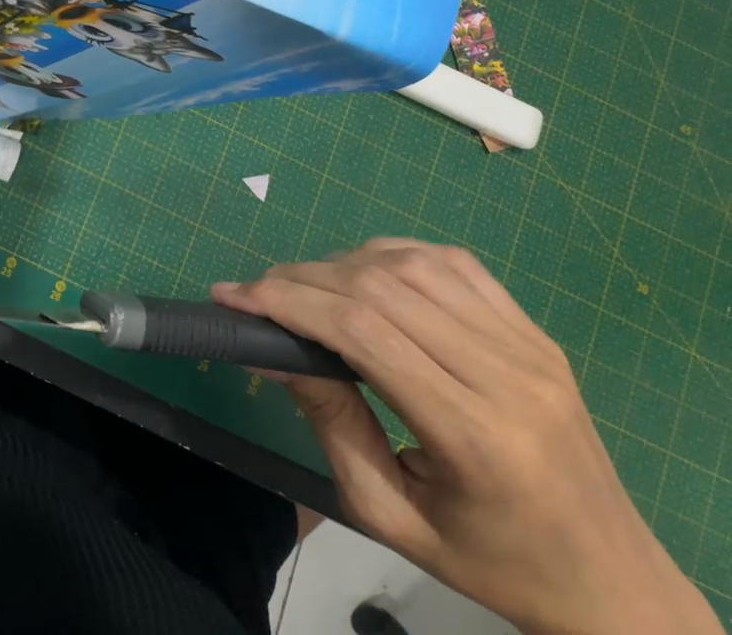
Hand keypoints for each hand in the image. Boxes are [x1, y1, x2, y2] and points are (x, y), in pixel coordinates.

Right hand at [214, 240, 720, 634]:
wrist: (607, 580)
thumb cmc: (486, 558)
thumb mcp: (386, 512)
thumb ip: (330, 423)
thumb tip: (268, 354)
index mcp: (474, 432)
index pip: (361, 331)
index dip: (285, 301)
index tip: (229, 296)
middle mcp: (510, 375)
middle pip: (382, 289)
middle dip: (299, 279)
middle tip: (252, 294)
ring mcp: (532, 349)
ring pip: (416, 266)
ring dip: (341, 263)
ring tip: (301, 289)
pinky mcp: (539, 337)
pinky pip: (456, 266)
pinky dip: (393, 255)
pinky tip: (360, 274)